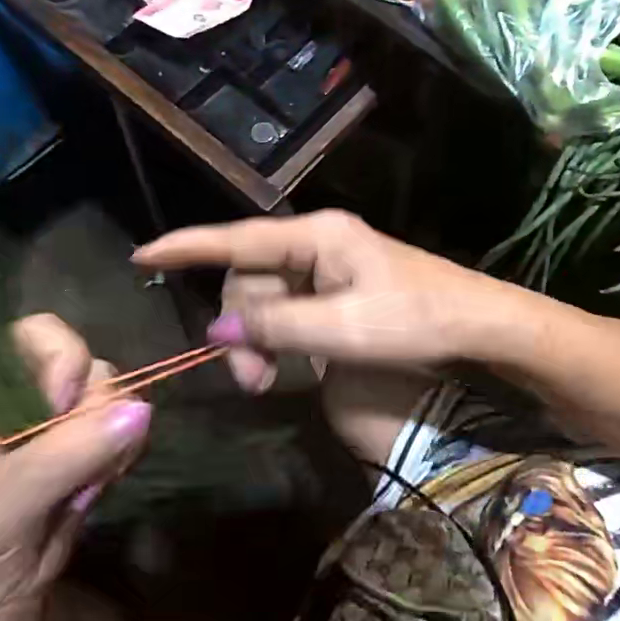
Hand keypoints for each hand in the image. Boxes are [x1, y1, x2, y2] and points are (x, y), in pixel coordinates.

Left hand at [0, 314, 145, 620]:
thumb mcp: (2, 501)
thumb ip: (65, 453)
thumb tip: (142, 408)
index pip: (32, 335)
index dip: (58, 357)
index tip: (62, 402)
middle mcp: (21, 394)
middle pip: (82, 361)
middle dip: (93, 404)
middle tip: (81, 453)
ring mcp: (57, 423)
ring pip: (108, 394)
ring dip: (112, 432)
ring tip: (89, 478)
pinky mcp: (87, 450)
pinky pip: (123, 426)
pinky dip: (123, 449)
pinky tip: (103, 481)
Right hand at [132, 210, 507, 392]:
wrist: (477, 326)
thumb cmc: (416, 321)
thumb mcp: (343, 330)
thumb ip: (277, 326)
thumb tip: (219, 326)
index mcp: (315, 237)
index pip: (238, 239)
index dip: (187, 246)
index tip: (142, 254)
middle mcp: (314, 243)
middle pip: (248, 280)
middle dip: (240, 329)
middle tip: (251, 381)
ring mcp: (325, 266)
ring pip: (264, 300)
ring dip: (257, 341)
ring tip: (266, 383)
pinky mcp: (334, 289)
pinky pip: (287, 309)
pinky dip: (277, 338)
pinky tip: (280, 366)